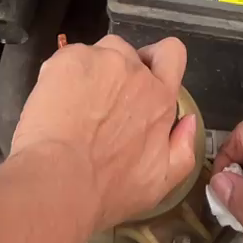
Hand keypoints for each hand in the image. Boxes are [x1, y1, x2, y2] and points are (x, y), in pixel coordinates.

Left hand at [9, 35, 198, 230]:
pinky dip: (63, 76)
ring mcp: (100, 59)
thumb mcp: (159, 183)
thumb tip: (188, 120)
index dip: (158, 60)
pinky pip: (69, 59)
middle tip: (100, 104)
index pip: (172, 53)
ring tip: (75, 106)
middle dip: (117, 74)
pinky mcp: (69, 57)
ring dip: (91, 72)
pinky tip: (55, 104)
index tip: (144, 76)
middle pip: (128, 55)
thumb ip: (182, 149)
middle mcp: (133, 70)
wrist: (57, 179)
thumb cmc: (108, 189)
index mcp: (159, 97)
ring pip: (97, 54)